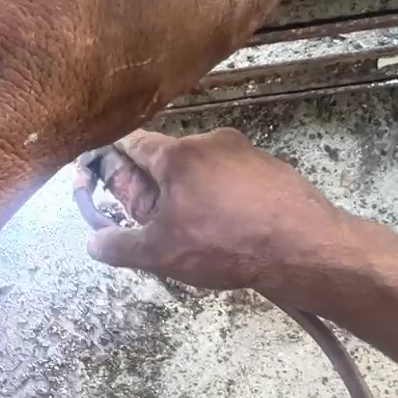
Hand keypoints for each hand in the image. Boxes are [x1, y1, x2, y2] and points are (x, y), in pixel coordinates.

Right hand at [85, 128, 359, 292]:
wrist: (303, 249)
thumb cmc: (223, 244)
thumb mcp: (157, 254)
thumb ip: (117, 246)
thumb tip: (94, 243)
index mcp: (178, 156)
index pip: (133, 144)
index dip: (113, 159)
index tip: (104, 176)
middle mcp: (212, 143)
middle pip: (169, 160)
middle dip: (156, 187)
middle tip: (154, 222)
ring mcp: (248, 153)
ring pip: (203, 171)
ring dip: (191, 195)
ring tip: (196, 233)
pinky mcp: (274, 169)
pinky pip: (234, 180)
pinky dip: (223, 200)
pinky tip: (230, 231)